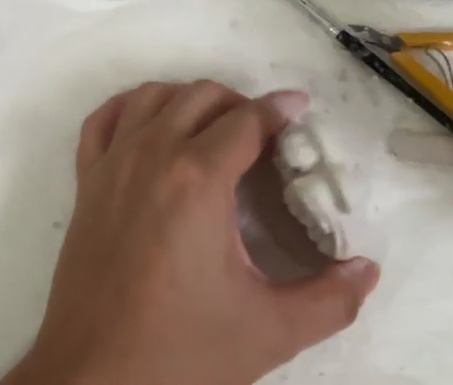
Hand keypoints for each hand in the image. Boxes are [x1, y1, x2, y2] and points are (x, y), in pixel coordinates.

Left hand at [3, 82, 379, 384]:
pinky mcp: (86, 180)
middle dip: (238, 103)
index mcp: (198, 178)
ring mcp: (112, 162)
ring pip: (151, 96)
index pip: (246, 119)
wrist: (94, 374)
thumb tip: (367, 269)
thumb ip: (329, 299)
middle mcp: (152, 154)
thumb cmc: (182, 351)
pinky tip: (150, 125)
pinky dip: (129, 107)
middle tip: (264, 135)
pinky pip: (103, 119)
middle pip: (200, 96)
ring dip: (187, 99)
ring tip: (214, 128)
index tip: (300, 111)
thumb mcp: (269, 330)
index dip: (278, 109)